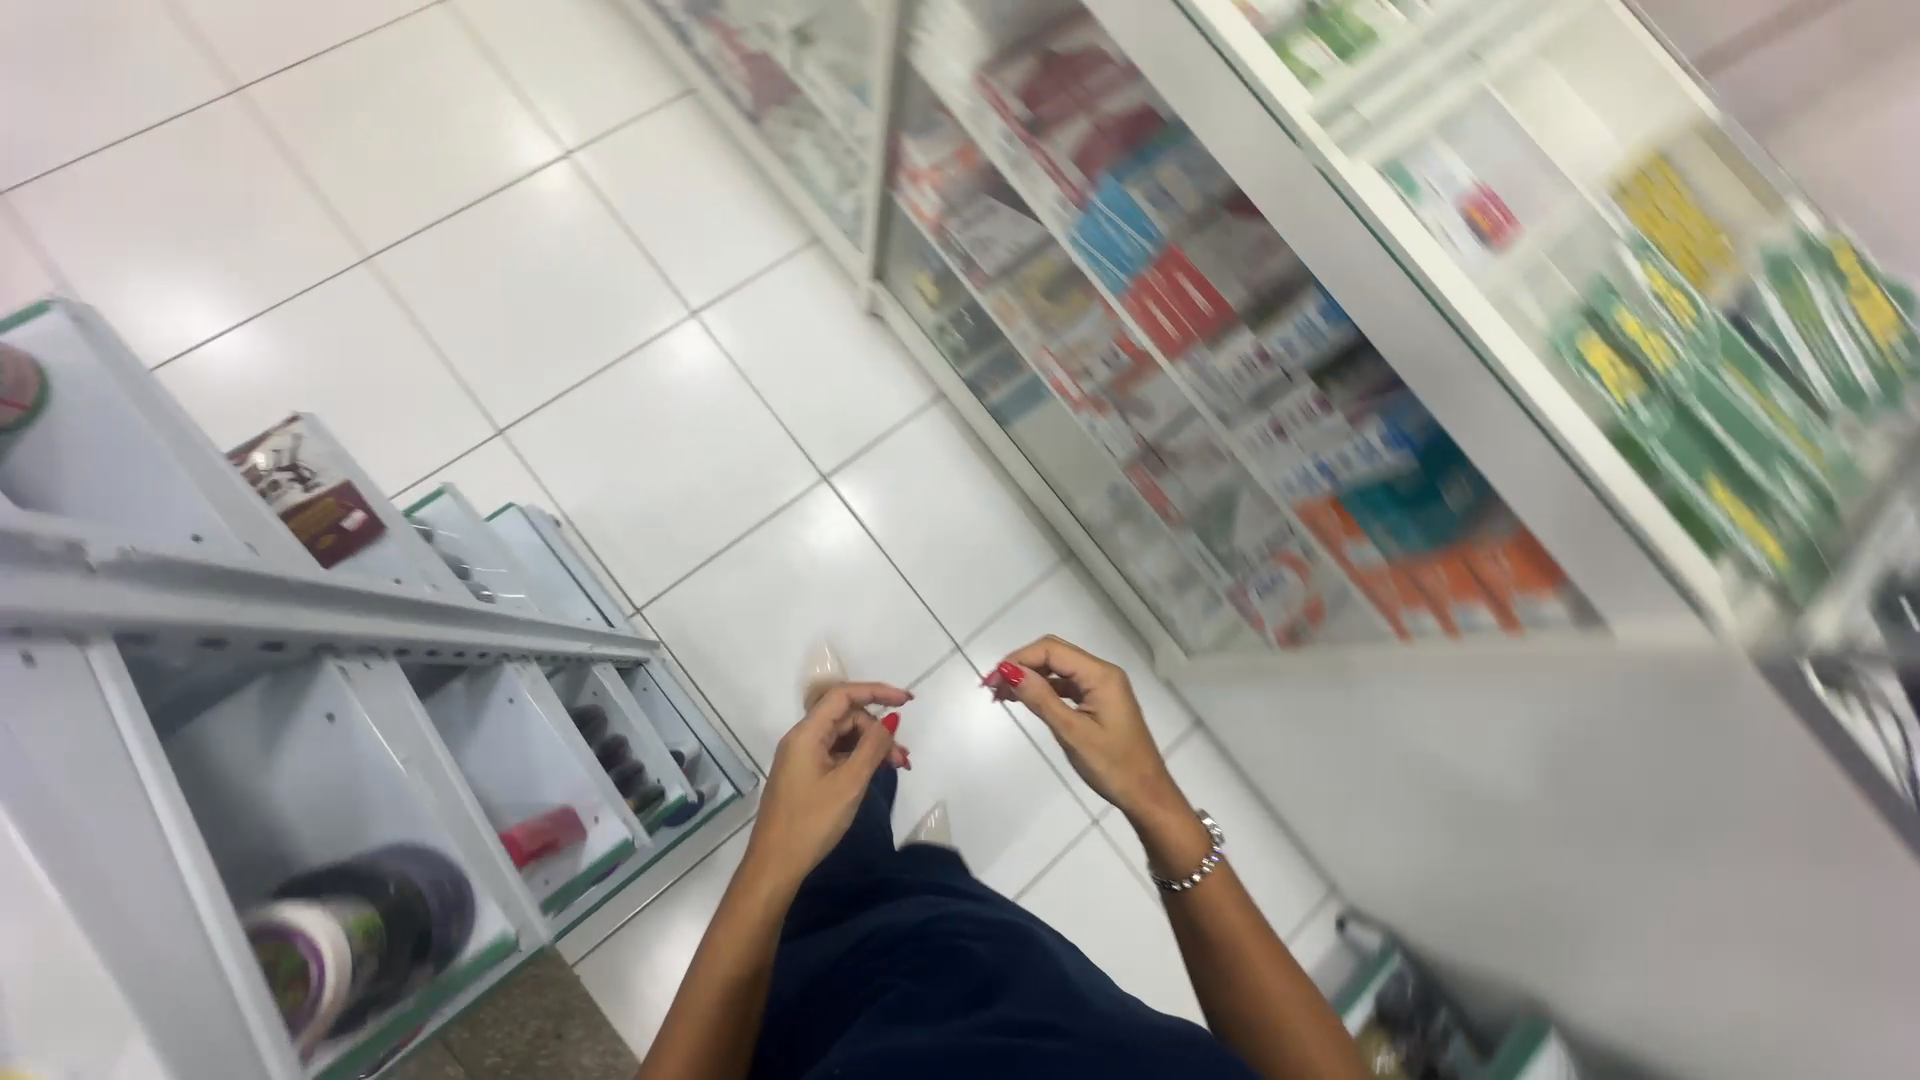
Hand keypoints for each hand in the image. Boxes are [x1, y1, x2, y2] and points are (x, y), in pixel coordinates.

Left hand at [743, 681, 907, 891]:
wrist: (774, 866)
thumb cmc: (811, 823)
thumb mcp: (849, 783)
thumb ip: (872, 747)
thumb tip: (891, 718)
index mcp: (806, 734)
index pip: (843, 695)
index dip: (877, 691)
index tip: (907, 701)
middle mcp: (802, 739)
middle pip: (846, 717)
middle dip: (878, 730)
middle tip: (902, 757)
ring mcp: (802, 757)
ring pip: (844, 737)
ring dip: (872, 746)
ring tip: (897, 767)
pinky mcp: (805, 774)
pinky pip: (837, 754)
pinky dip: (859, 759)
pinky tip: (876, 773)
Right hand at [991, 637, 1182, 821]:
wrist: (1147, 794)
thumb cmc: (1112, 766)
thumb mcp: (1072, 733)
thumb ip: (1041, 699)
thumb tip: (1009, 671)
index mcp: (1101, 674)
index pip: (1051, 650)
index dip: (1019, 659)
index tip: (993, 681)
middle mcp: (1102, 672)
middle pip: (1054, 653)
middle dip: (1021, 665)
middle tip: (992, 687)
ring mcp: (1102, 686)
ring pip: (1058, 668)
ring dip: (1030, 676)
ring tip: (1001, 694)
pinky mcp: (1099, 700)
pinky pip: (1066, 684)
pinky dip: (1043, 688)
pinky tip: (1024, 700)